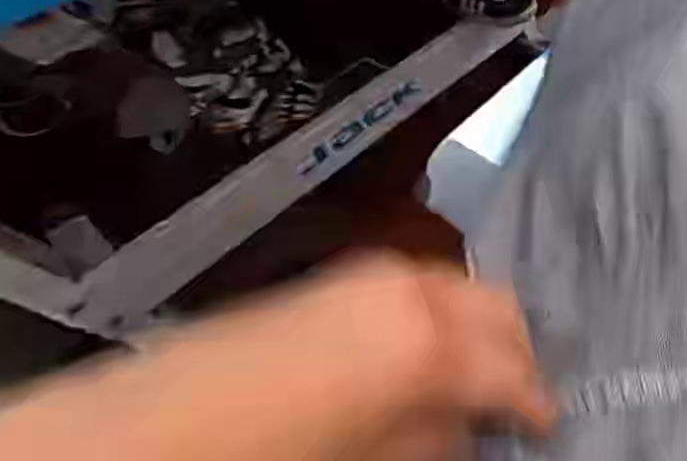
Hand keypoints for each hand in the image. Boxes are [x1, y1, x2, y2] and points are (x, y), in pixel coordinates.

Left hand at [0, 253, 556, 460]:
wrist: (113, 437)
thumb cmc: (252, 457)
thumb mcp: (358, 460)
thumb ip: (430, 440)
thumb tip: (473, 431)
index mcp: (426, 341)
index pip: (508, 365)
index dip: (534, 395)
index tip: (547, 419)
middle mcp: (419, 289)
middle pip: (502, 306)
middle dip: (518, 347)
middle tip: (520, 389)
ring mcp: (383, 271)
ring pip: (469, 286)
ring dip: (483, 324)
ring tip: (478, 367)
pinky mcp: (348, 271)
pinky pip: (426, 282)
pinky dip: (445, 310)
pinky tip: (430, 343)